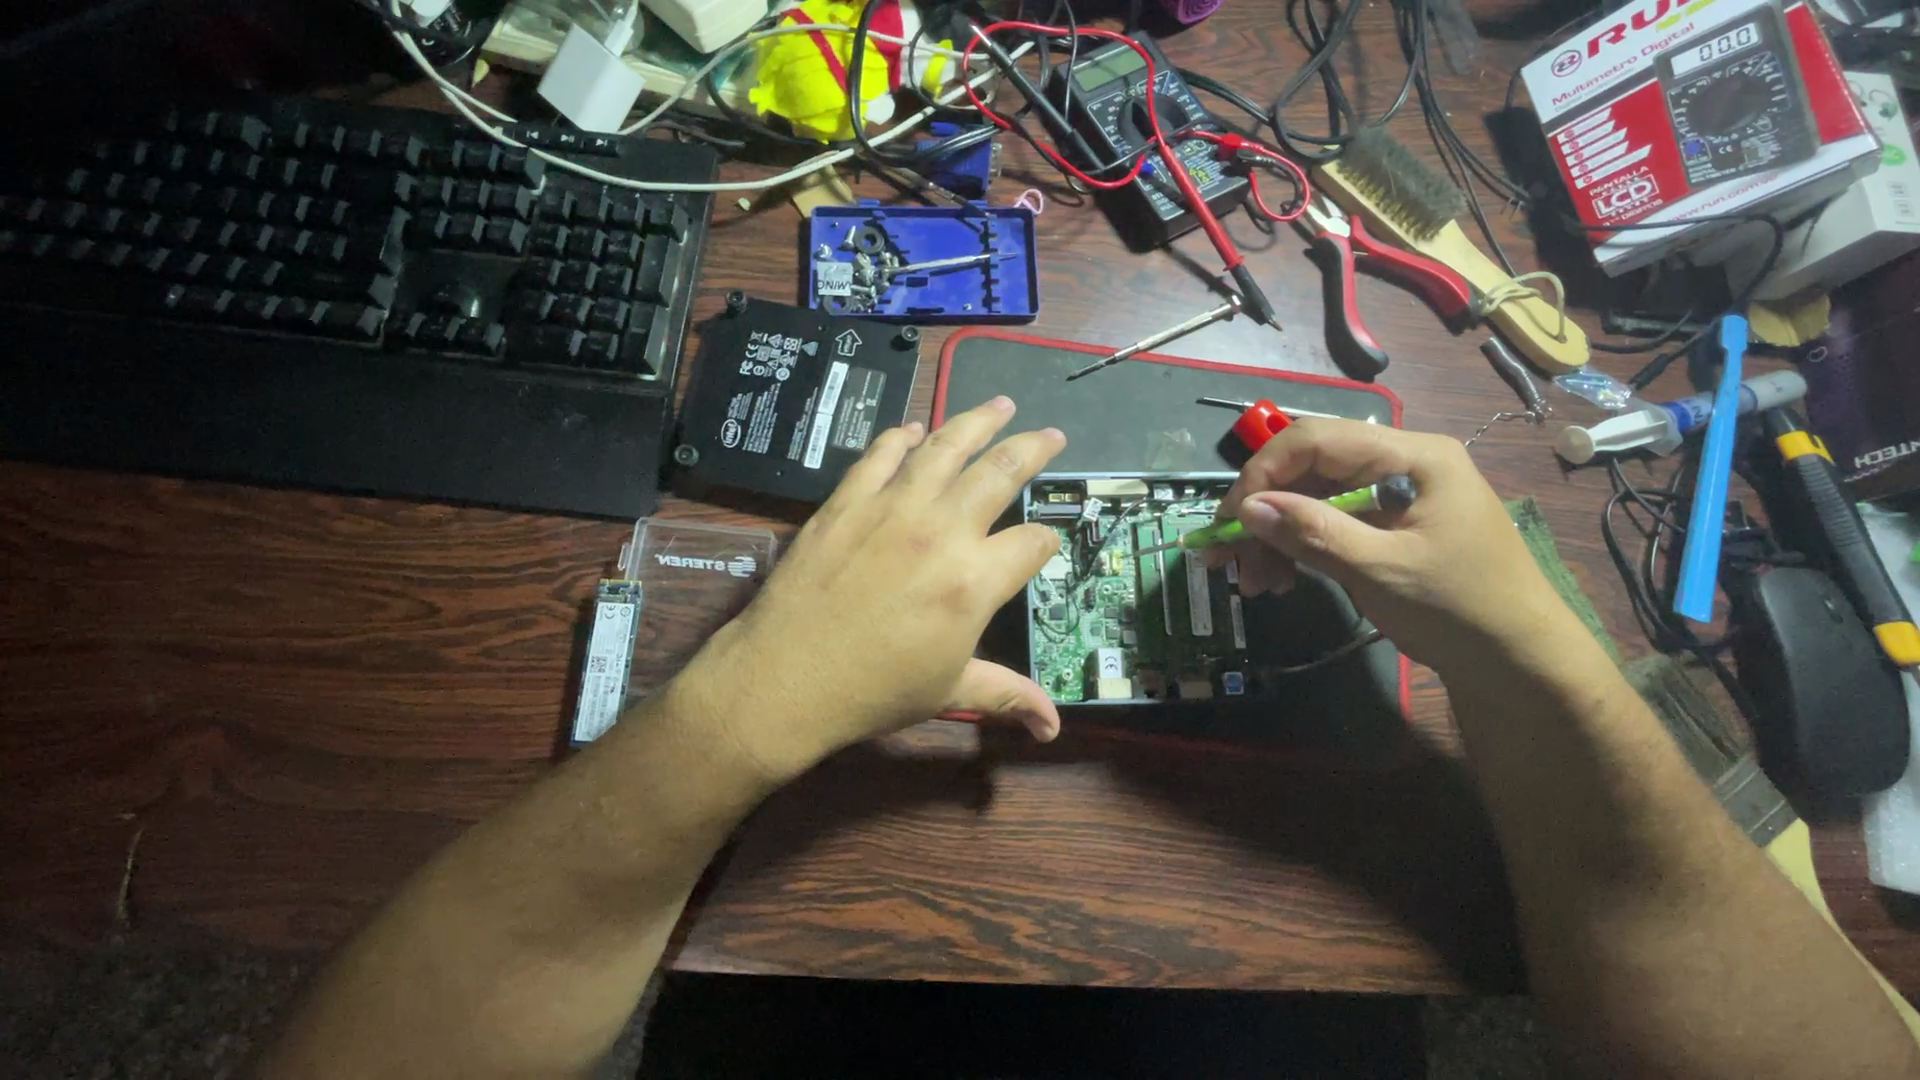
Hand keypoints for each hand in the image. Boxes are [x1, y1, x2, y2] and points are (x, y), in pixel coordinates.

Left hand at [669, 398, 1066, 783]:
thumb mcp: (950, 692)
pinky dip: (903, 437)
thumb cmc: (874, 691)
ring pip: (945, 447)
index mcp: (974, 581)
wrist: (785, 677)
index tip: (1046, 541)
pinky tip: (916, 428)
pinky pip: (881, 455)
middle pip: (1001, 472)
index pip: (1031, 543)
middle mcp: (942, 530)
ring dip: (978, 421)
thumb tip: (1054, 728)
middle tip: (1051, 432)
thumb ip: (1008, 695)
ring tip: (1000, 405)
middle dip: (1033, 449)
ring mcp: (892, 507)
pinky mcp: (848, 500)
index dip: (1047, 541)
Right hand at [1207, 418, 1578, 675]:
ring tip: (1254, 584)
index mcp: (1411, 456)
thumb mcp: (1380, 570)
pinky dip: (1296, 550)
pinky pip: (1325, 525)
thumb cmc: (1459, 609)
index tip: (1229, 519)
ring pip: (1309, 500)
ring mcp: (1390, 496)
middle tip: (1225, 558)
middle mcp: (1398, 464)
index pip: (1315, 440)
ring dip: (1274, 538)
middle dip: (1263, 514)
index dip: (1263, 474)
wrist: (1517, 662)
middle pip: (1307, 471)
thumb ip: (1312, 533)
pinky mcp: (1383, 526)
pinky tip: (1280, 581)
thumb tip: (1247, 508)